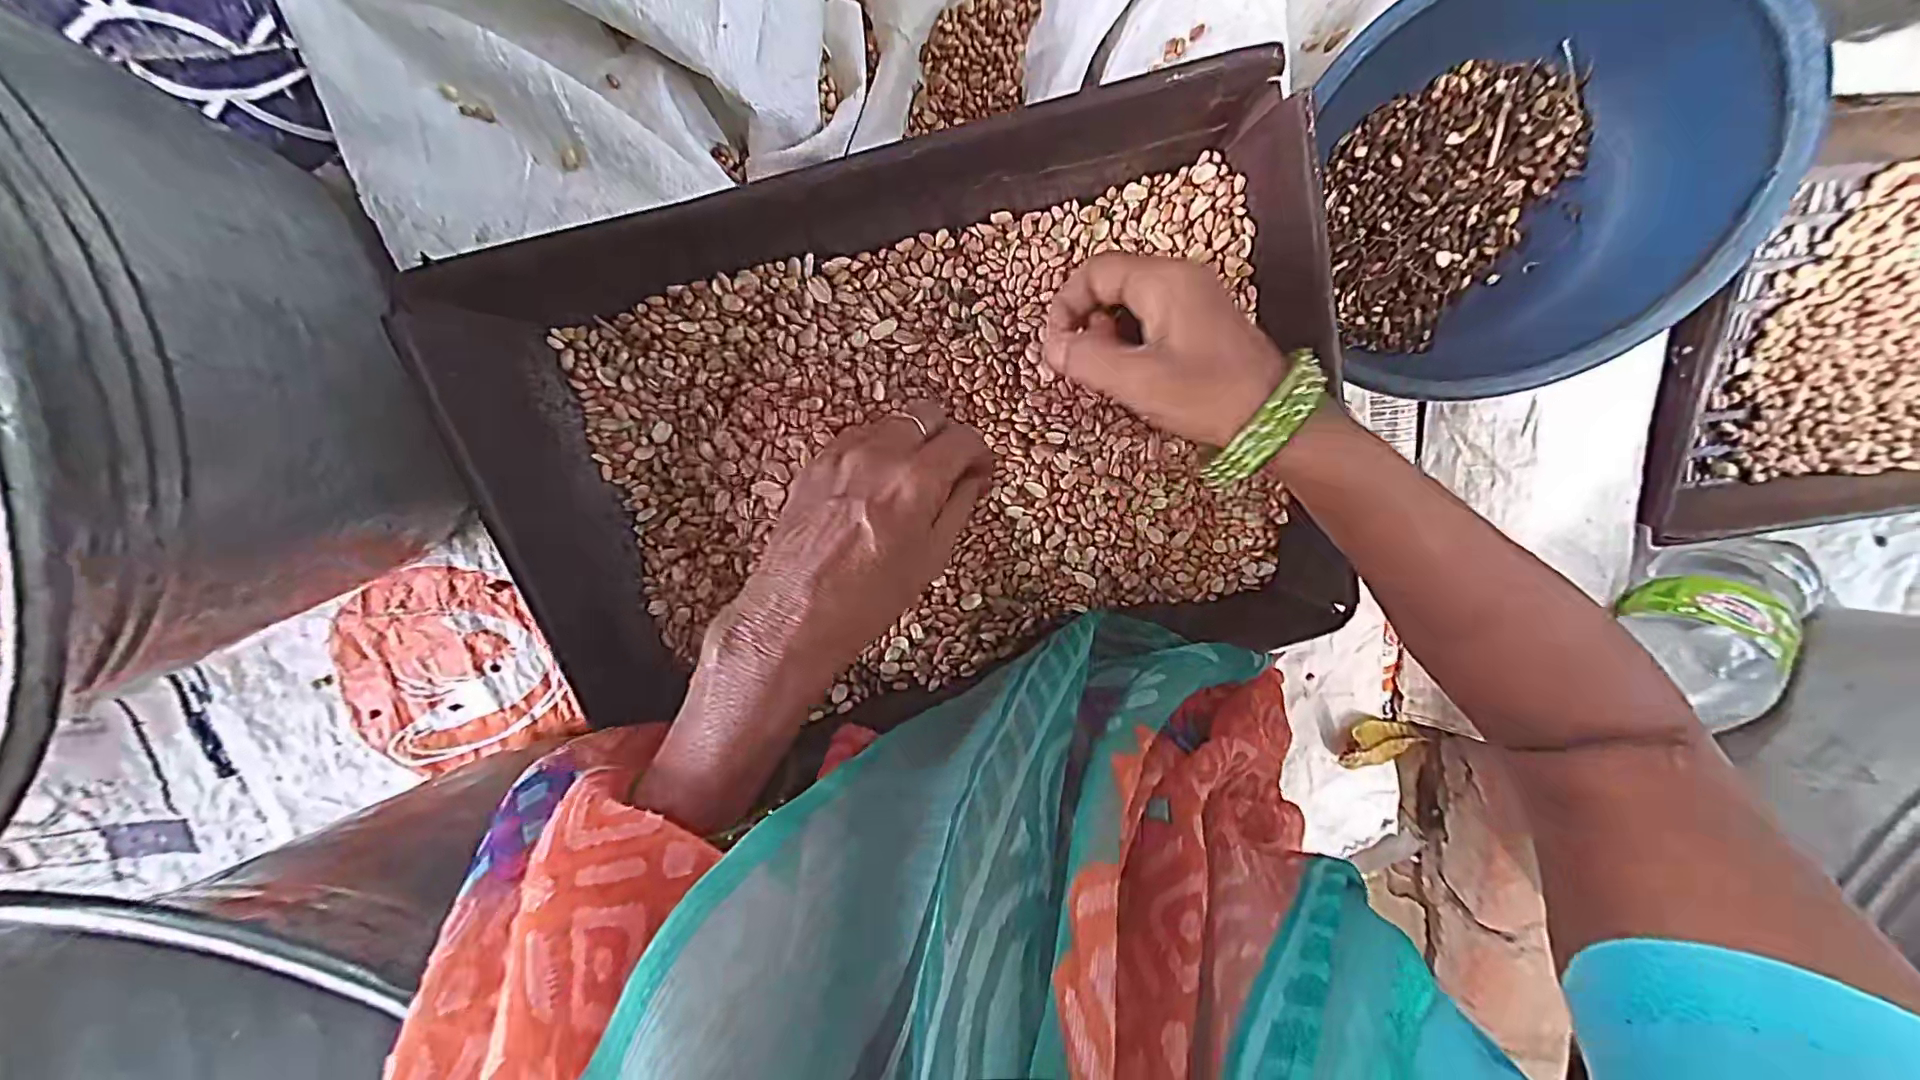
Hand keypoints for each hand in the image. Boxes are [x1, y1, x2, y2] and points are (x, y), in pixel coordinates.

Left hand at [708, 401, 993, 689]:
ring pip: (891, 423)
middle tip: (950, 471)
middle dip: (946, 438)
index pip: (962, 438)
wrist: (795, 614)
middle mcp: (879, 456)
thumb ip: (957, 507)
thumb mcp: (930, 558)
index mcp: (915, 481)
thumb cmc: (865, 600)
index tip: (979, 471)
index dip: (979, 453)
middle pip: (926, 414)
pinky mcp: (816, 463)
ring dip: (910, 442)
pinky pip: (856, 438)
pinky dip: (876, 450)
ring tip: (910, 481)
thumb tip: (972, 480)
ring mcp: (842, 455)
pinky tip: (875, 484)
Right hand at [1044, 253, 1291, 446]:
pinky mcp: (1198, 321)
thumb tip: (1052, 347)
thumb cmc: (1208, 396)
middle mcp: (1179, 278)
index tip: (1057, 346)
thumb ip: (1086, 360)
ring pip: (1127, 304)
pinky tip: (1136, 373)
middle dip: (1086, 323)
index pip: (1094, 271)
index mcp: (1164, 281)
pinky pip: (1148, 318)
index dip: (1065, 306)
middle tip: (1084, 364)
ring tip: (1112, 373)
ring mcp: (1192, 298)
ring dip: (1107, 336)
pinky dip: (1130, 341)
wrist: (1270, 418)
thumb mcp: (1137, 381)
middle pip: (1110, 284)